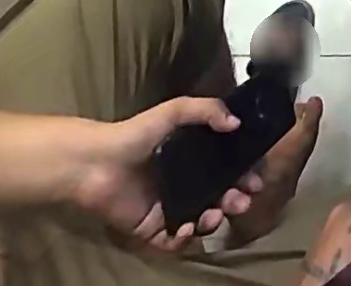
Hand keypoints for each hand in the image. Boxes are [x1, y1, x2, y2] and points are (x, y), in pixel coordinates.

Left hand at [68, 97, 263, 251]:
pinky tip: (187, 230)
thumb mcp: (175, 110)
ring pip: (199, 218)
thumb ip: (207, 110)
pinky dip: (182, 240)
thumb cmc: (135, 133)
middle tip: (243, 200)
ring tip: (216, 215)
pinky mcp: (149, 228)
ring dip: (213, 220)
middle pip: (219, 194)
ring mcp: (168, 206)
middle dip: (235, 199)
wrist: (94, 163)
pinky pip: (170, 241)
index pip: (227, 165)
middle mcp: (186, 181)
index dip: (244, 171)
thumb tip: (237, 123)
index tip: (256, 176)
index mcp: (195, 156)